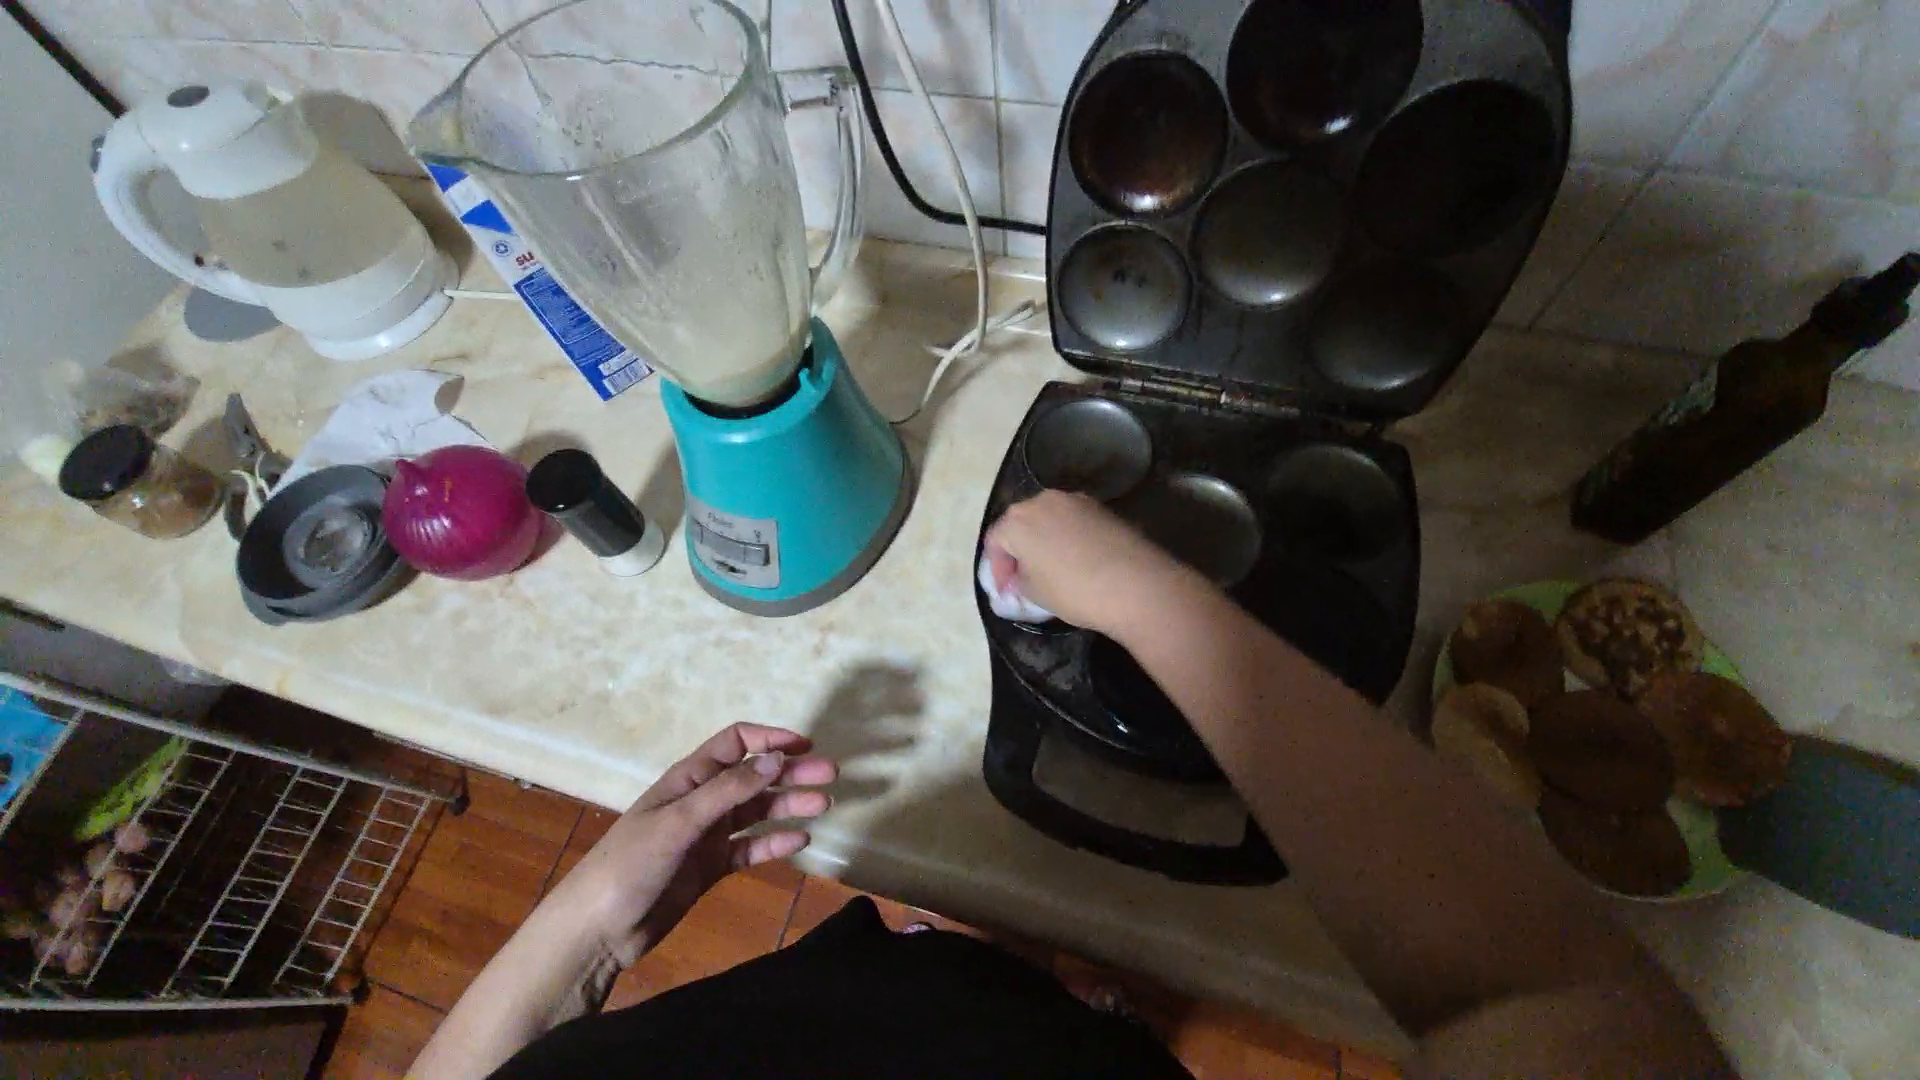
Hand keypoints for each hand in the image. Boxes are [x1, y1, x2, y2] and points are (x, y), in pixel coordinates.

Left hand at [546, 723, 836, 964]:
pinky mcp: (711, 867)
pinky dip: (774, 844)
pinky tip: (800, 841)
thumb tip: (779, 756)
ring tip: (824, 805)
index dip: (770, 738)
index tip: (805, 744)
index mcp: (690, 778)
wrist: (598, 929)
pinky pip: (750, 849)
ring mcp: (708, 835)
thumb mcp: (681, 820)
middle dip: (792, 771)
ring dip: (789, 805)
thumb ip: (730, 789)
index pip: (736, 743)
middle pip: (755, 776)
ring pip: (757, 812)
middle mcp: (703, 800)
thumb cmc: (631, 863)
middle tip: (830, 774)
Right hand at [982, 490, 1196, 635]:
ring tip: (1053, 569)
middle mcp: (1044, 500)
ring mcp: (1076, 500)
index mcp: (1018, 519)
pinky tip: (1079, 561)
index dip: (997, 568)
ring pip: (1049, 519)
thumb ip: (1018, 581)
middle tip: (1024, 578)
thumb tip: (1019, 579)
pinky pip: (1074, 522)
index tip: (1006, 592)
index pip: (995, 541)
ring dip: (1045, 541)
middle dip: (1019, 550)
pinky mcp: (1102, 507)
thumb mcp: (1034, 593)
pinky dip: (1069, 538)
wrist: (1135, 584)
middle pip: (1021, 523)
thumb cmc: (1072, 590)